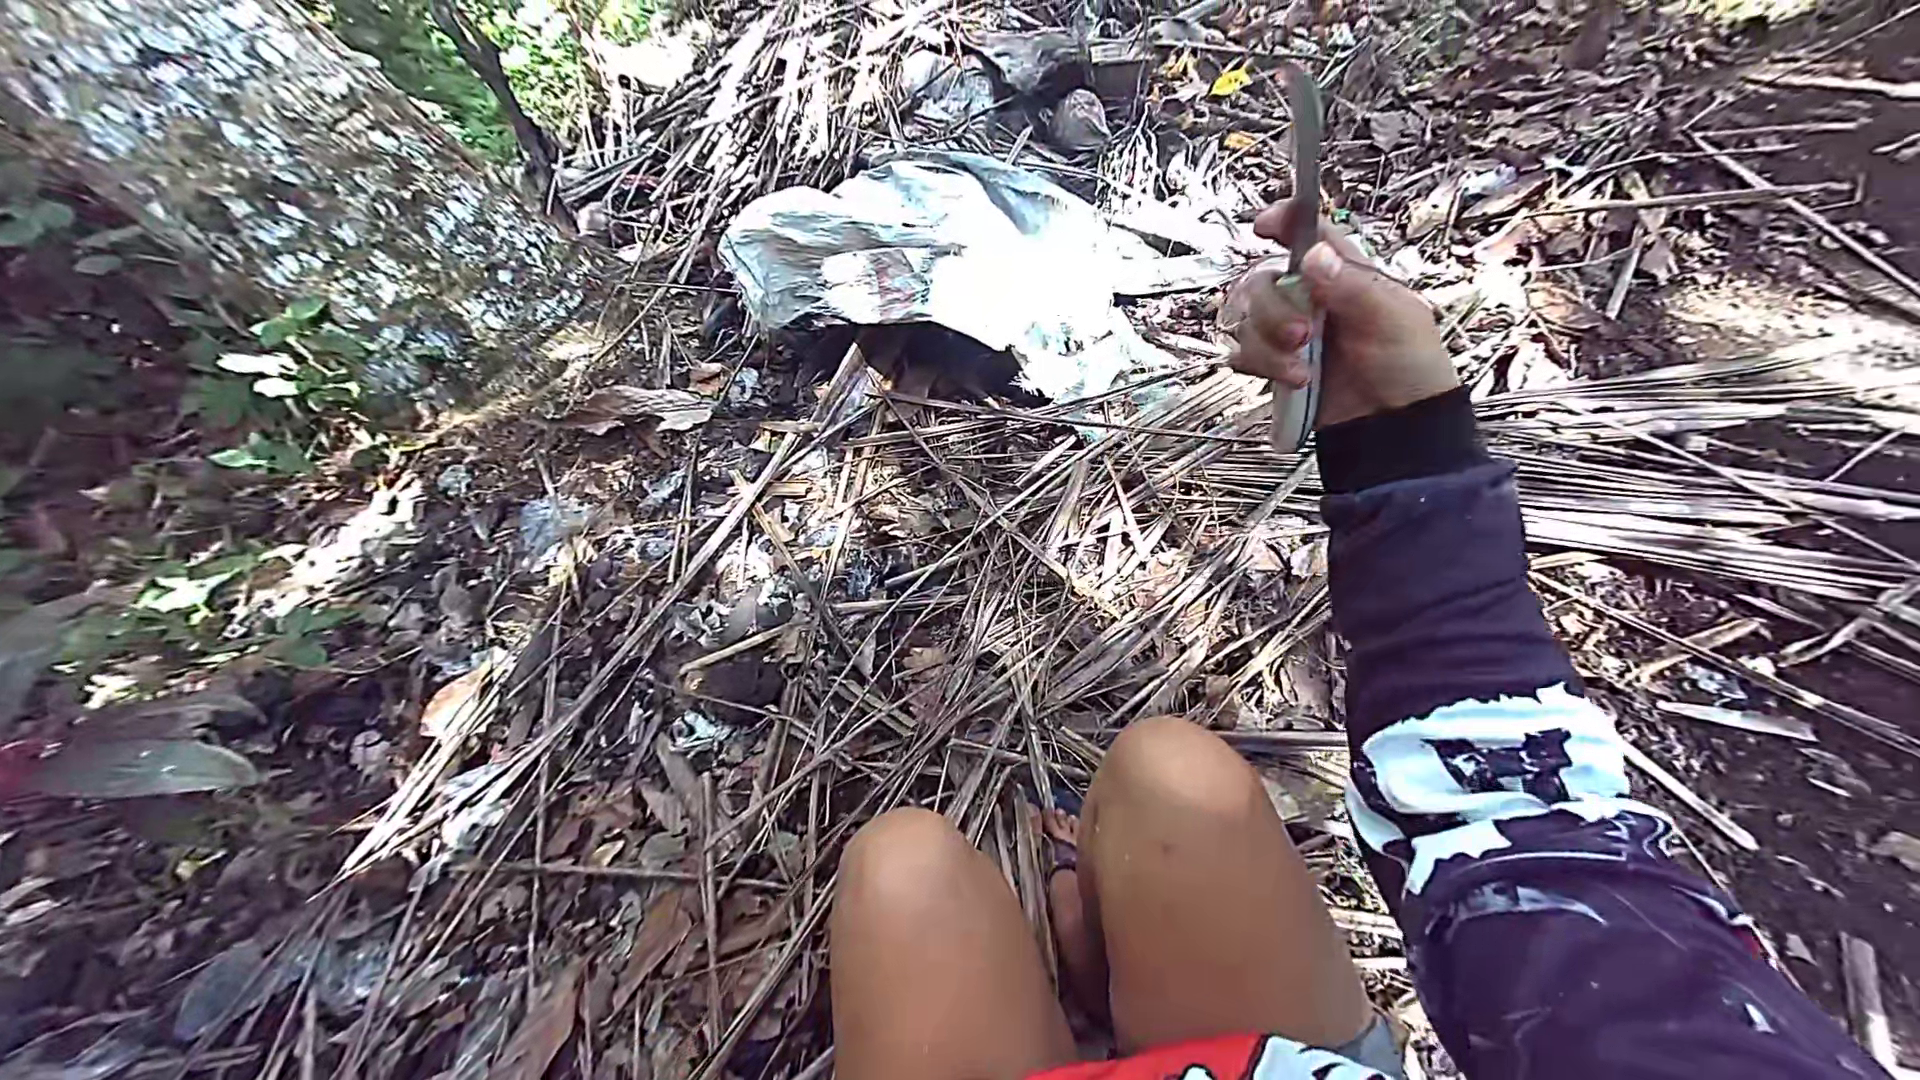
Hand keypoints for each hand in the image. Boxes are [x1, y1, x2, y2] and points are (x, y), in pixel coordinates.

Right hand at [1223, 203, 1456, 427]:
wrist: (1390, 425)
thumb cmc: (1409, 367)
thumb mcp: (1393, 318)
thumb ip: (1352, 285)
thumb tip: (1313, 255)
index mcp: (1344, 275)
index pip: (1308, 235)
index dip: (1284, 223)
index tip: (1264, 225)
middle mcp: (1310, 300)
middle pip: (1262, 283)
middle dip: (1274, 311)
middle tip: (1302, 334)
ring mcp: (1289, 334)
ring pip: (1247, 323)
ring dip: (1269, 348)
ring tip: (1301, 368)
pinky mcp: (1274, 365)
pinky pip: (1243, 356)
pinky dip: (1260, 368)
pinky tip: (1291, 379)